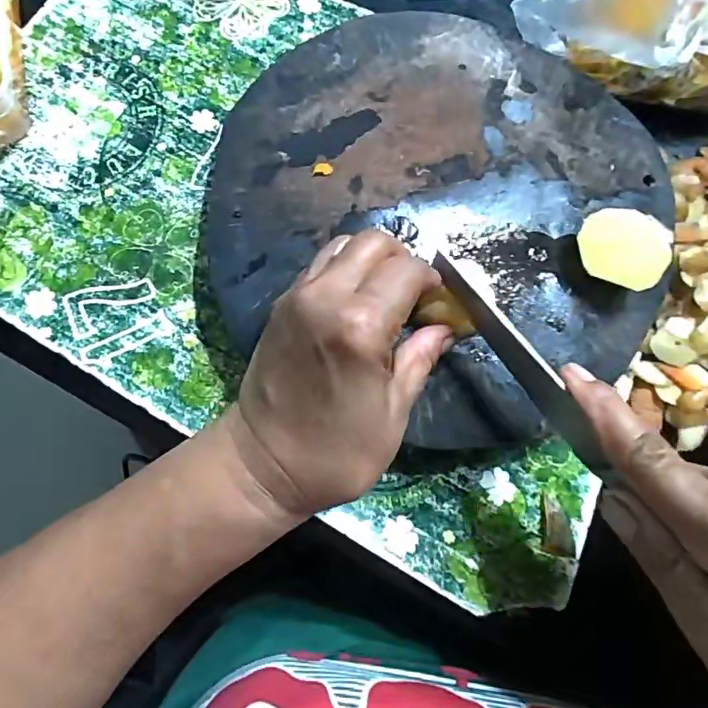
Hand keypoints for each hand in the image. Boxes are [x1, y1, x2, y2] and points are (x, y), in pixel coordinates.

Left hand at [222, 231, 450, 521]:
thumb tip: (444, 327)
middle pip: (374, 242)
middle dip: (403, 259)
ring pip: (345, 244)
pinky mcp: (283, 302)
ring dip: (372, 259)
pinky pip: (322, 264)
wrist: (262, 466)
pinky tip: (355, 301)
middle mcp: (326, 297)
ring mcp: (299, 296)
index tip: (438, 302)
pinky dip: (346, 269)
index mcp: (360, 326)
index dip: (431, 280)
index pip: (407, 270)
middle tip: (412, 293)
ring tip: (384, 294)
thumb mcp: (393, 412)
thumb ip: (419, 358)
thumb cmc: (337, 451)